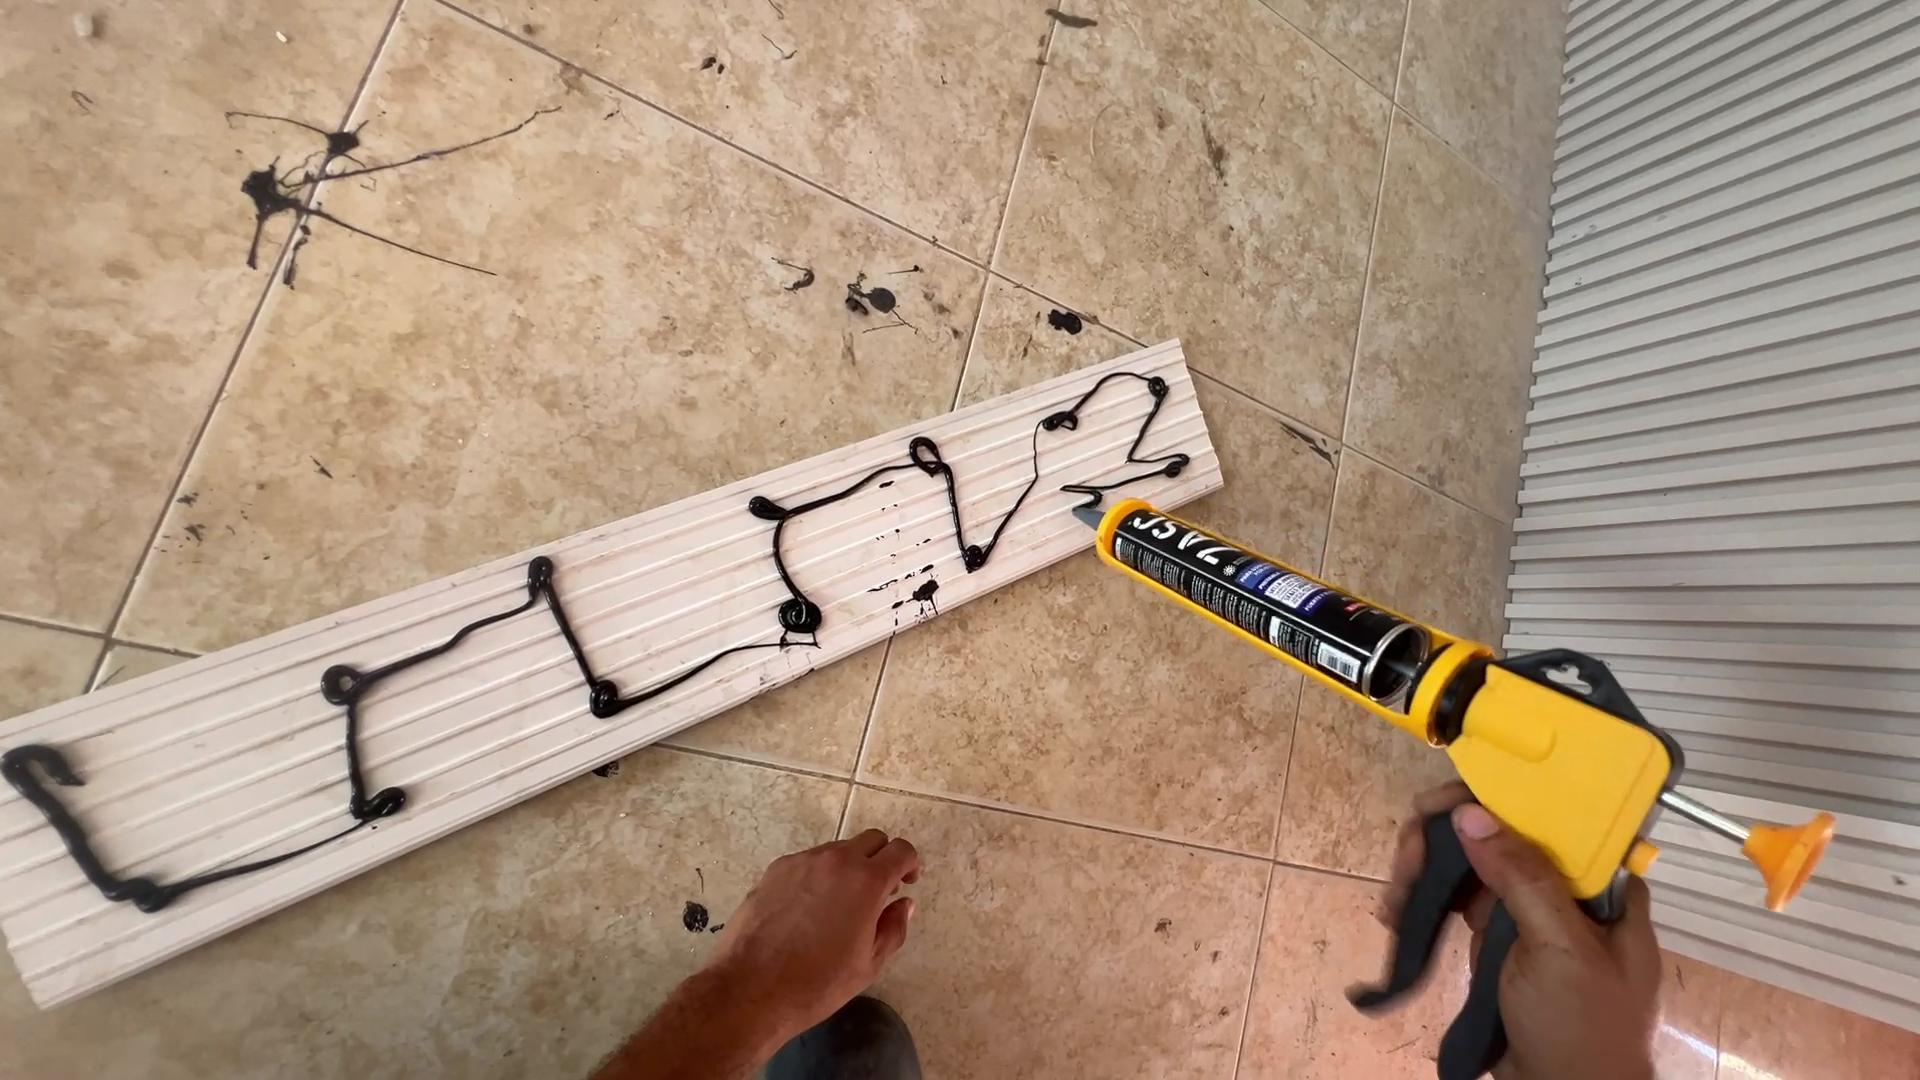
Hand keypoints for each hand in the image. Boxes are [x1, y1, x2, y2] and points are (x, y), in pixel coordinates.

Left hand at [704, 828, 921, 1045]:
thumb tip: (904, 904)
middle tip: (878, 891)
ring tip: (839, 905)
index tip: (907, 882)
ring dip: (849, 867)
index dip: (910, 863)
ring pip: (839, 850)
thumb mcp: (868, 965)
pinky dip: (819, 876)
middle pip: (872, 839)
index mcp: (866, 880)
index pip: (901, 850)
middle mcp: (837, 859)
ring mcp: (805, 860)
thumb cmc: (817, 983)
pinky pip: (809, 862)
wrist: (750, 989)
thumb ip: (893, 928)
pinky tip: (807, 909)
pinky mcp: (778, 868)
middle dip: (882, 859)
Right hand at [1382, 784, 1661, 1079]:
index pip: (1540, 814)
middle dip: (1436, 840)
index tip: (1436, 810)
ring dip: (1419, 867)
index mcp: (1597, 885)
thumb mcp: (1560, 954)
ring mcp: (1524, 904)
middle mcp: (1560, 883)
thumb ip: (1522, 881)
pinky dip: (1418, 892)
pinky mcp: (1493, 925)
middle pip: (1488, 829)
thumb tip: (1468, 812)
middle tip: (1404, 865)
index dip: (1484, 800)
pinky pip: (1451, 888)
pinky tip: (1397, 908)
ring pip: (1462, 855)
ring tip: (1393, 898)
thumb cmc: (1579, 1030)